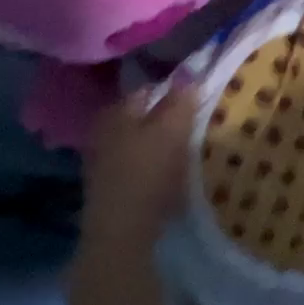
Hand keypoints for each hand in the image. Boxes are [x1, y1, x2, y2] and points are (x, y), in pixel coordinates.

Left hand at [78, 87, 197, 259]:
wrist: (122, 230)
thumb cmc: (148, 173)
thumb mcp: (171, 132)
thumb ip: (181, 102)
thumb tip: (191, 74)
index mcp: (116, 110)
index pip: (150, 90)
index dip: (176, 94)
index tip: (200, 105)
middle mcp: (104, 130)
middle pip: (144, 117)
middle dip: (168, 121)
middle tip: (197, 131)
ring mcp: (103, 160)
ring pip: (141, 143)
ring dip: (162, 147)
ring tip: (188, 156)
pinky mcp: (110, 187)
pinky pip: (139, 167)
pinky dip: (154, 169)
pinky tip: (171, 180)